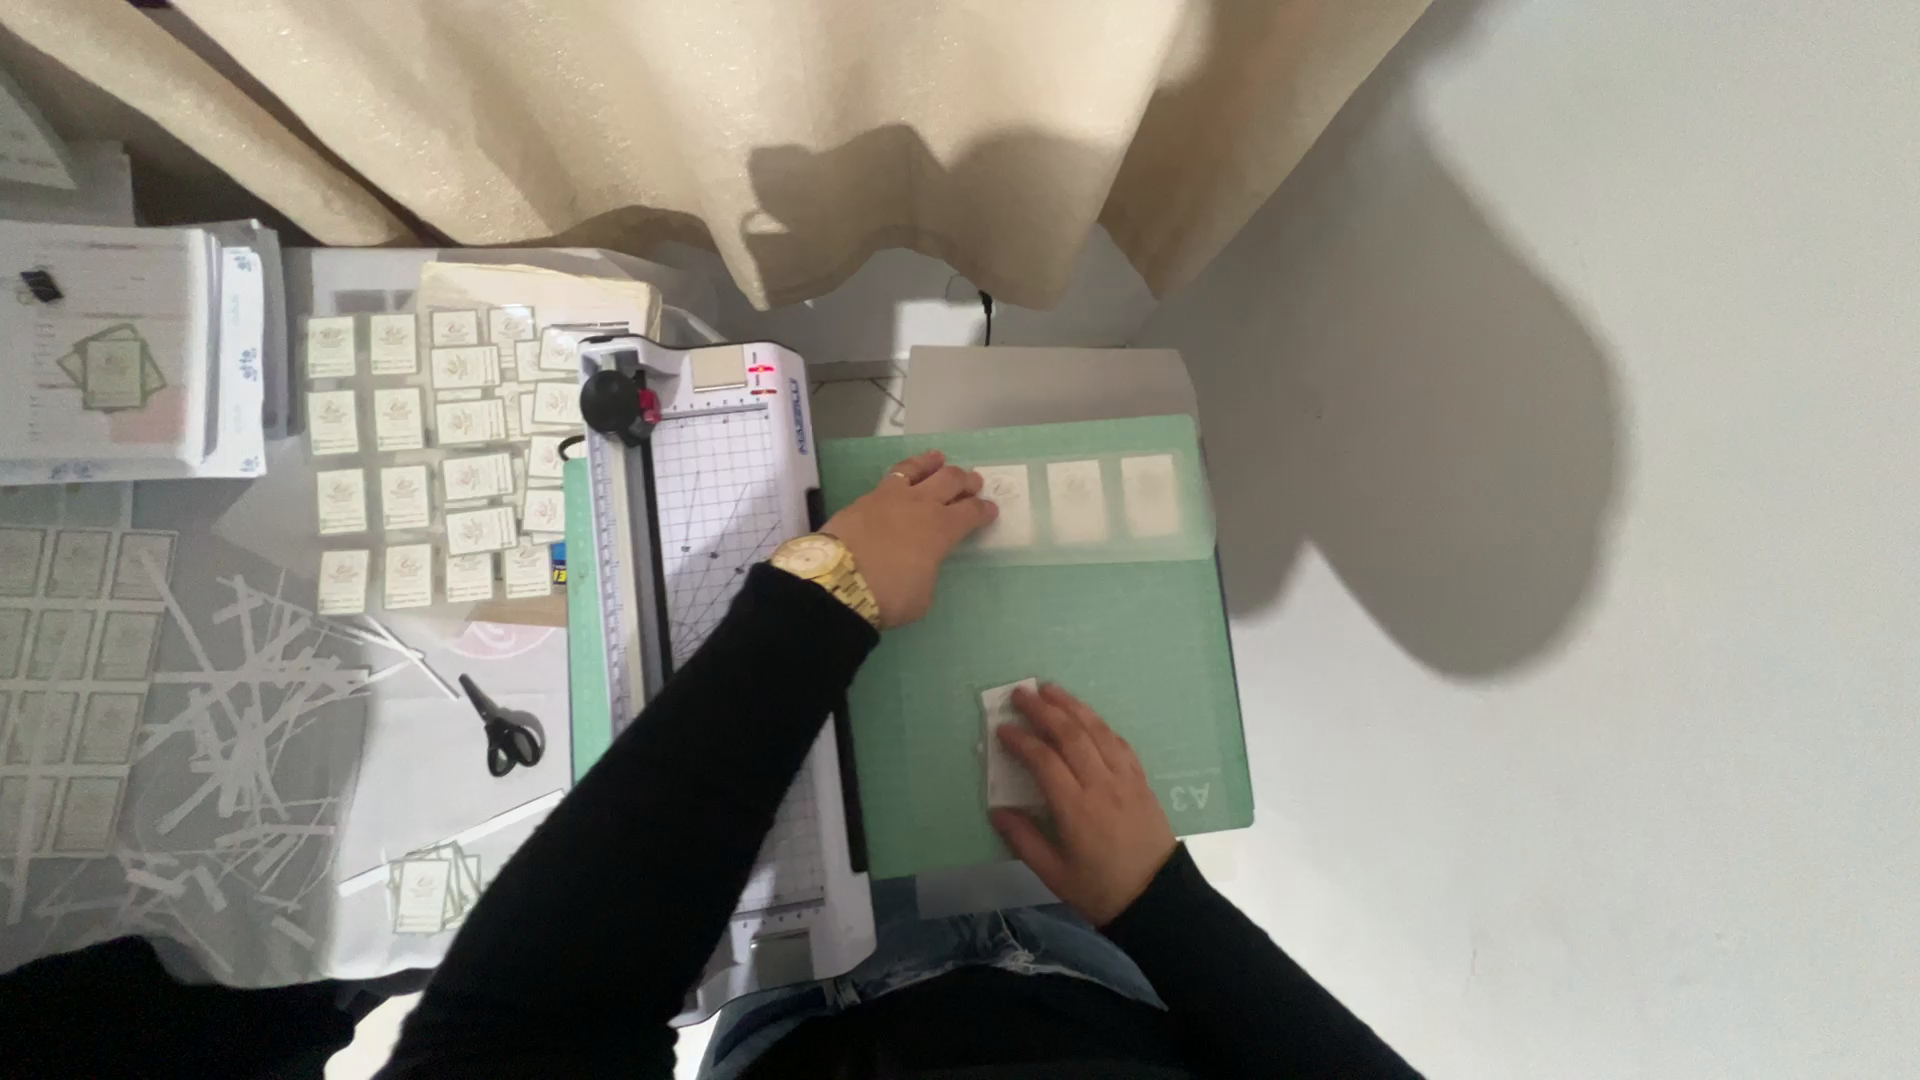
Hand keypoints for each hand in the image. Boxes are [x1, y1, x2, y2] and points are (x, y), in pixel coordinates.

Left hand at [822, 449, 996, 626]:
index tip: (990, 509)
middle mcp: (920, 505)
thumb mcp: (922, 596)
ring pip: (916, 469)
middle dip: (966, 480)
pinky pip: (889, 479)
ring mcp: (889, 498)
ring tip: (939, 458)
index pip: (971, 513)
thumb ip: (927, 573)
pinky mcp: (863, 499)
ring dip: (932, 463)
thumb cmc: (888, 595)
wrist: (837, 582)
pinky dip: (902, 475)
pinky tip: (901, 478)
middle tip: (973, 481)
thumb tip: (921, 564)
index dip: (983, 510)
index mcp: (941, 530)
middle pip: (950, 481)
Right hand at [991, 684, 1177, 925]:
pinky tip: (1086, 715)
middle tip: (1020, 694)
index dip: (1022, 740)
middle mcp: (1101, 785)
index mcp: (1076, 809)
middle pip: (1070, 735)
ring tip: (1049, 689)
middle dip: (1043, 710)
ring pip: (1096, 730)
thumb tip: (996, 810)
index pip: (1044, 761)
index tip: (1003, 729)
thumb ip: (1023, 839)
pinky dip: (1098, 723)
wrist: (1157, 899)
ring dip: (1071, 705)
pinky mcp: (1140, 779)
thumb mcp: (1054, 874)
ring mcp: (1125, 778)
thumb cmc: (1100, 889)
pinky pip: (1118, 741)